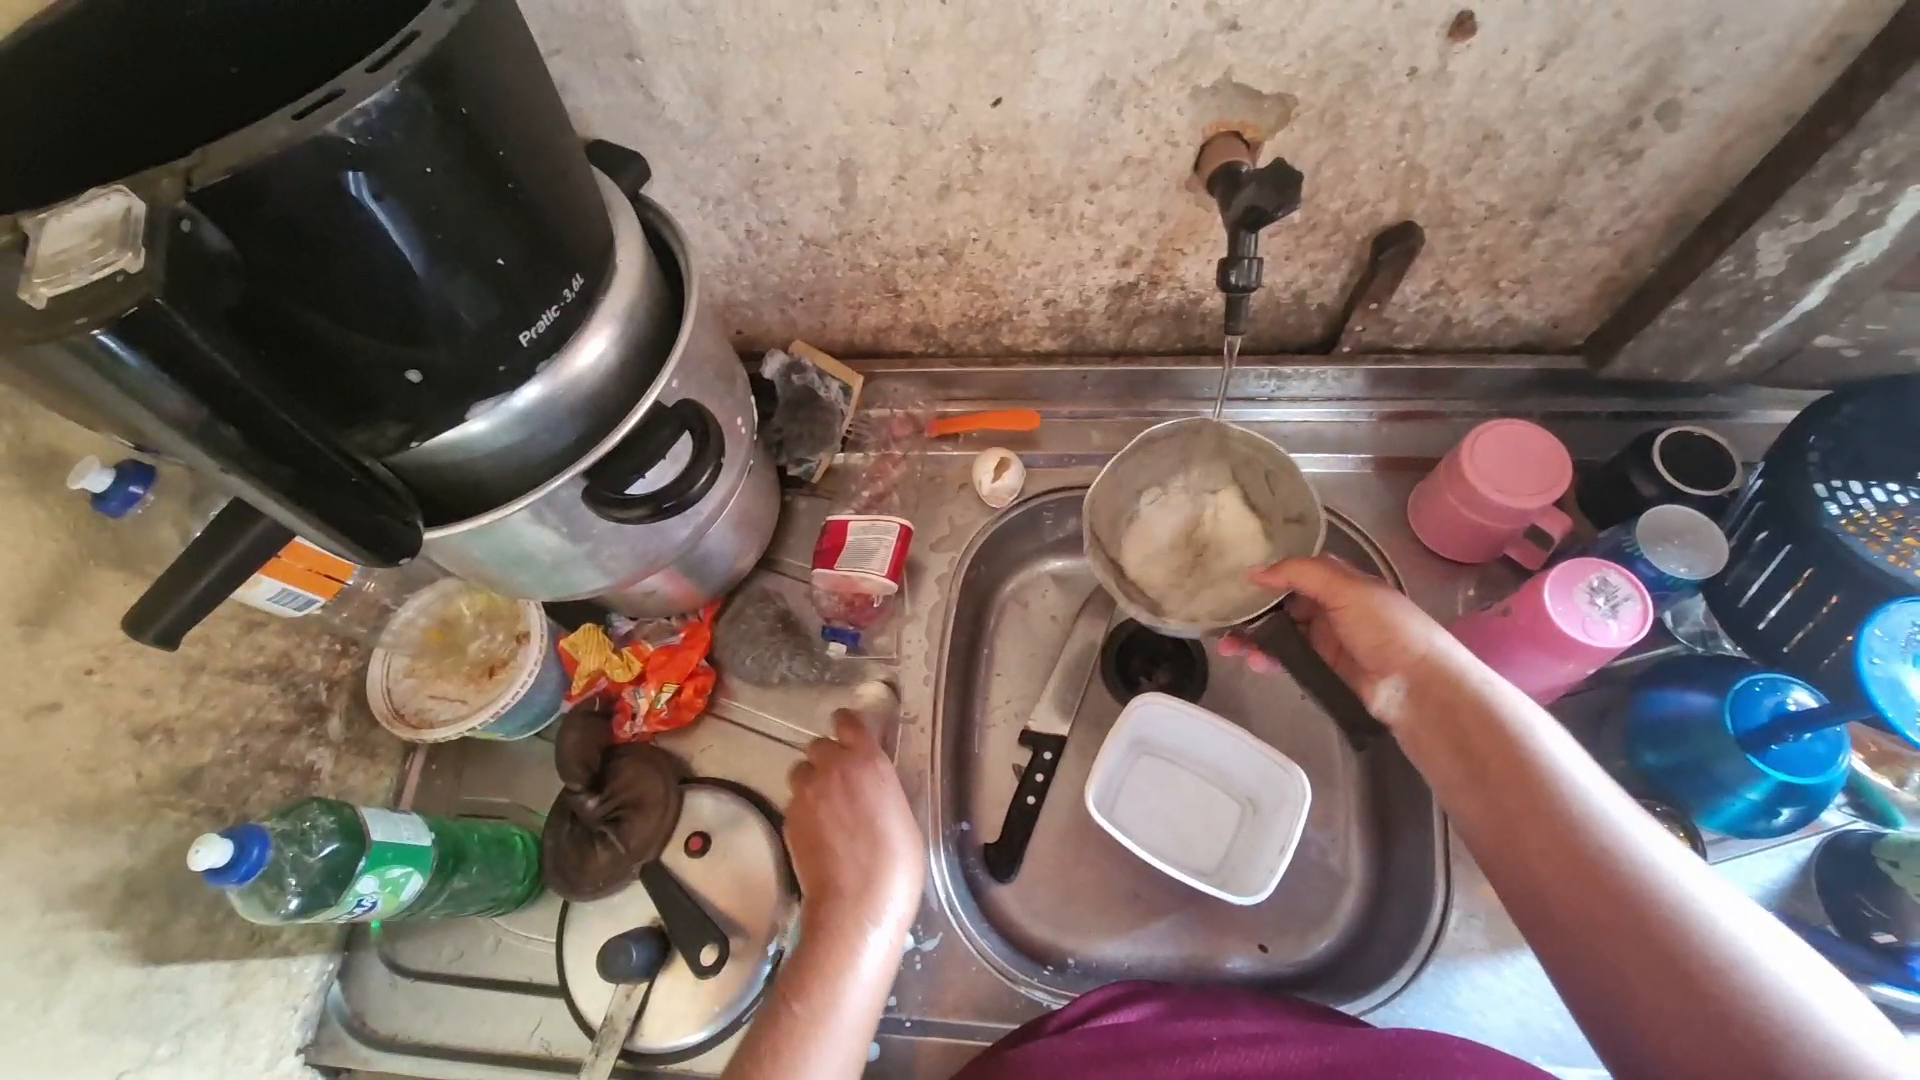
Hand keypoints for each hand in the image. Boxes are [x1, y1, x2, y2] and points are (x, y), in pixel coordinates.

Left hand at [785, 711, 924, 938]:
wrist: (857, 904)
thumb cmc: (897, 862)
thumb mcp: (902, 812)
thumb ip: (880, 786)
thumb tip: (870, 785)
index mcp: (867, 761)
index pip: (847, 722)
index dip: (846, 724)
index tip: (848, 731)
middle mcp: (832, 769)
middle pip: (818, 745)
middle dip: (827, 757)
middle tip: (841, 780)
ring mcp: (805, 794)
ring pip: (801, 771)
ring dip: (811, 780)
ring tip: (825, 806)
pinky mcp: (788, 819)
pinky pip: (794, 802)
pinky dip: (804, 810)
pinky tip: (818, 834)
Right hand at [1219, 555, 1462, 727]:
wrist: (1417, 686)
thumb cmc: (1386, 628)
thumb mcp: (1346, 588)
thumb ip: (1299, 573)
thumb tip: (1254, 571)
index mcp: (1342, 584)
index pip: (1298, 573)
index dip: (1269, 576)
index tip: (1237, 582)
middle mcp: (1333, 609)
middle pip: (1283, 606)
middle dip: (1253, 612)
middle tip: (1224, 620)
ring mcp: (1327, 641)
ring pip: (1280, 634)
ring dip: (1254, 639)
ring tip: (1230, 648)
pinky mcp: (1322, 670)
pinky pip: (1287, 660)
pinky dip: (1268, 659)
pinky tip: (1254, 662)